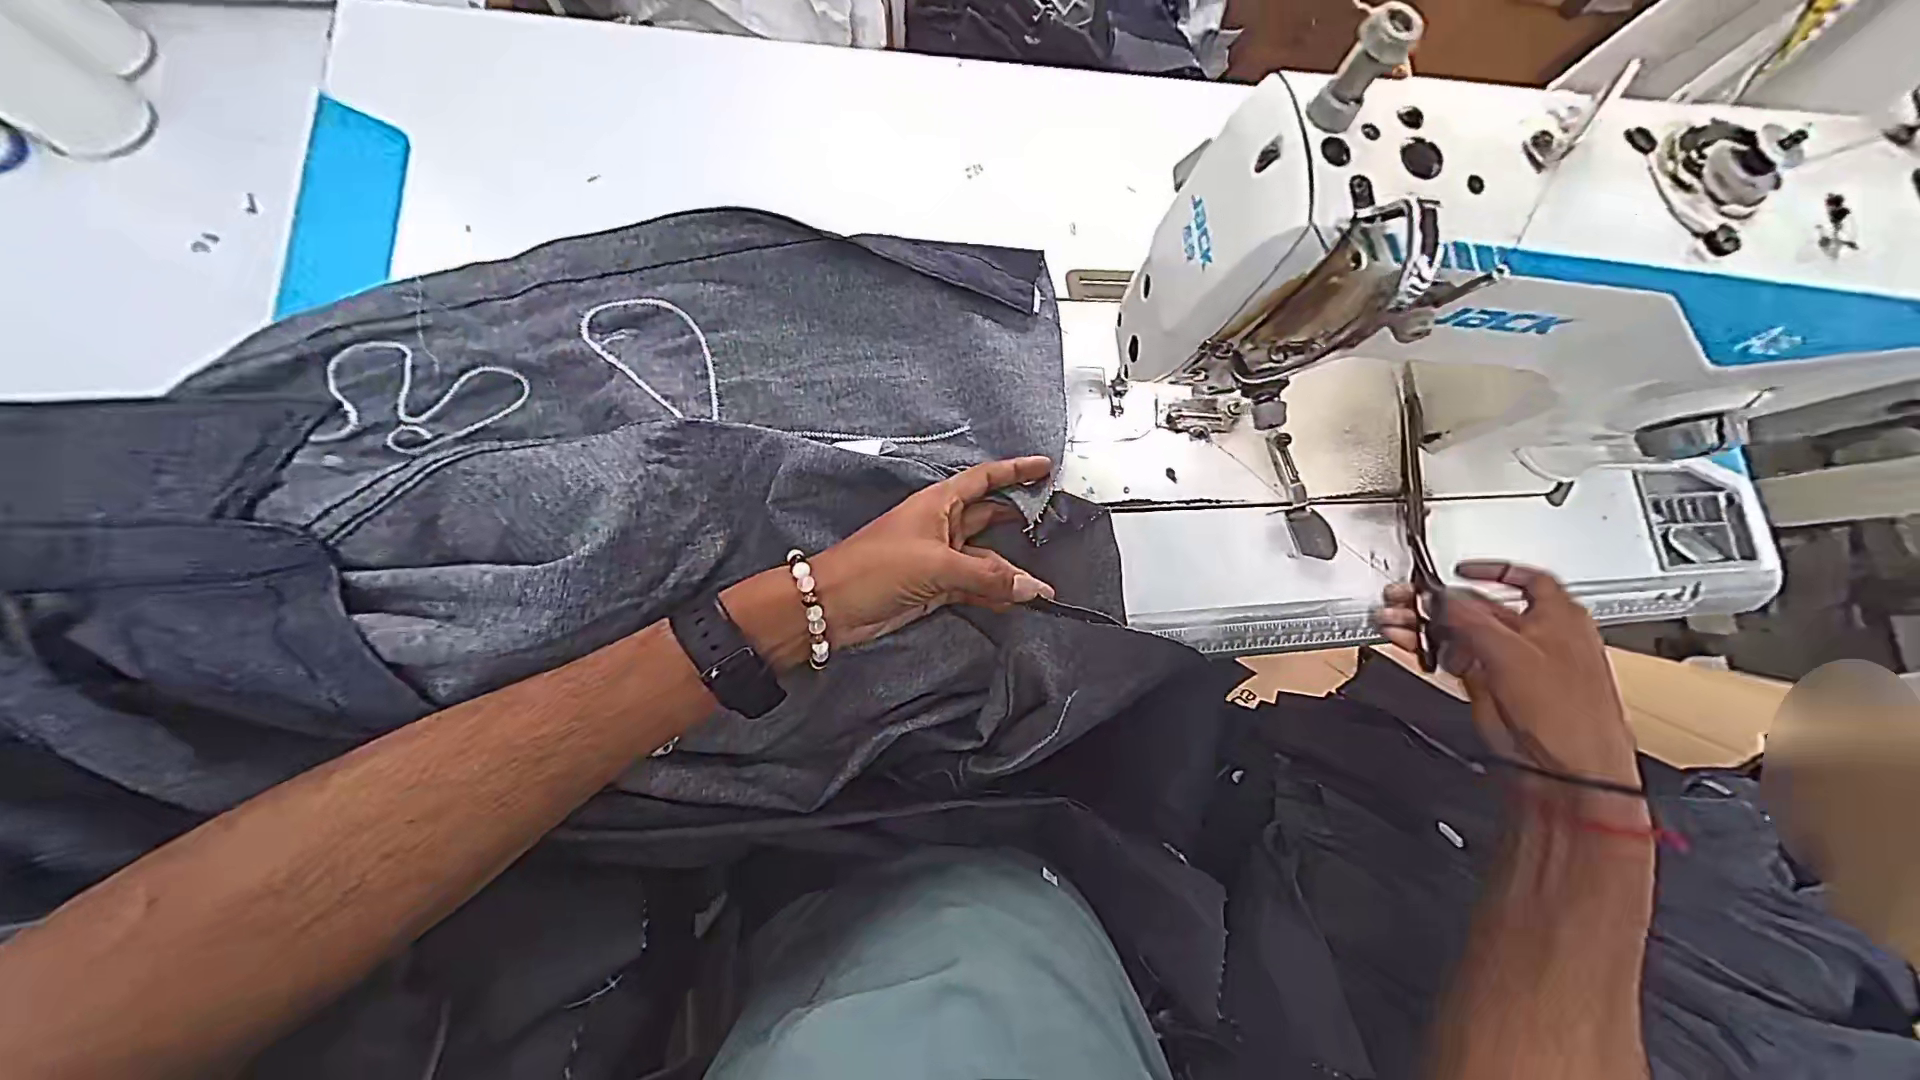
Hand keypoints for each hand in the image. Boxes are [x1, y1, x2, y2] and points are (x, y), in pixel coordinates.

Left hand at [722, 457, 1056, 668]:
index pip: (985, 479)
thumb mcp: (936, 564)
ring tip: (1041, 586)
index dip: (1014, 471)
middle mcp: (941, 525)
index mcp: (938, 503)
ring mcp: (939, 557)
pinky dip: (994, 593)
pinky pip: (974, 585)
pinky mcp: (935, 585)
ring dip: (1009, 571)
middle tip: (1051, 526)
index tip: (1042, 466)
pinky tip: (1014, 601)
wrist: (832, 605)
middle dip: (1018, 522)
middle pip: (989, 517)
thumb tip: (1030, 587)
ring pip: (985, 558)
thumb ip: (988, 576)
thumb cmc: (872, 568)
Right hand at [1376, 561, 1640, 798]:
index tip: (1462, 569)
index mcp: (1556, 618)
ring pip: (1454, 630)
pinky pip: (1446, 654)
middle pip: (1475, 606)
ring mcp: (1505, 659)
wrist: (1564, 765)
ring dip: (1421, 623)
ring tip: (1395, 618)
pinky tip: (1404, 640)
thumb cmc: (1569, 713)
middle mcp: (1530, 636)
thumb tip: (1441, 596)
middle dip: (1436, 600)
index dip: (1494, 570)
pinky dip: (1423, 646)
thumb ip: (1471, 618)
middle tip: (1406, 597)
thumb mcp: (1514, 652)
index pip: (1527, 579)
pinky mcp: (1484, 680)